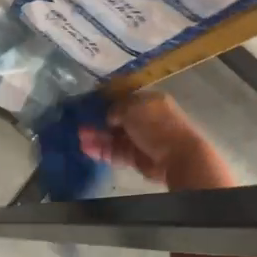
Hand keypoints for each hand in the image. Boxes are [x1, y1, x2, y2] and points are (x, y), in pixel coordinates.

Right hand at [78, 92, 211, 184]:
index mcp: (148, 101)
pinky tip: (88, 149)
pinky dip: (103, 151)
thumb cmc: (155, 124)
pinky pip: (116, 152)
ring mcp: (140, 139)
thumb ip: (116, 108)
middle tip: (80, 124)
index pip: (123, 99)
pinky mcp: (136, 158)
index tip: (88, 106)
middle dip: (98, 122)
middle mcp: (144, 119)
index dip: (106, 102)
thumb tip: (107, 116)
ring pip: (114, 137)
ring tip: (80, 138)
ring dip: (97, 137)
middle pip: (117, 119)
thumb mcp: (132, 107)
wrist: (176, 155)